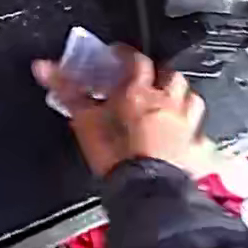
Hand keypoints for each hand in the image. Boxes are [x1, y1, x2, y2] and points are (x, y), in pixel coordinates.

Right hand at [33, 46, 207, 177]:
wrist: (146, 193)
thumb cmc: (115, 155)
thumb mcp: (83, 119)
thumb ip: (64, 89)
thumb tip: (42, 67)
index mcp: (139, 92)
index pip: (136, 59)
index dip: (126, 54)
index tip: (118, 55)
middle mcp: (166, 104)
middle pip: (171, 75)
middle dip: (160, 74)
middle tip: (147, 78)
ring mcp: (185, 127)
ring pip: (192, 99)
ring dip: (182, 97)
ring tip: (171, 101)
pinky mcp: (197, 152)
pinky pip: (205, 140)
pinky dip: (199, 136)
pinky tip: (193, 139)